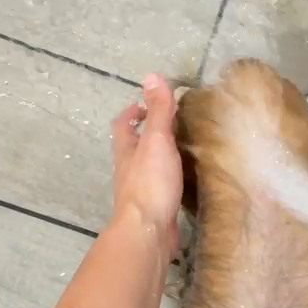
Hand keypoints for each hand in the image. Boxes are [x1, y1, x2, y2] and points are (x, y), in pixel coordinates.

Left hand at [109, 74, 181, 254]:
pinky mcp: (153, 208)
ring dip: (158, 157)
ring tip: (181, 149)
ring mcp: (139, 191)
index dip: (131, 112)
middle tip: (169, 125)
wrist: (148, 231)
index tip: (144, 104)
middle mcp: (128, 169)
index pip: (122, 125)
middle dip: (145, 134)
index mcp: (126, 150)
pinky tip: (184, 180)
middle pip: (132, 146)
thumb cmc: (150, 183)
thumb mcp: (157, 140)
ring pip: (146, 167)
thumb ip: (158, 110)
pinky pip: (159, 187)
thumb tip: (150, 75)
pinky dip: (169, 179)